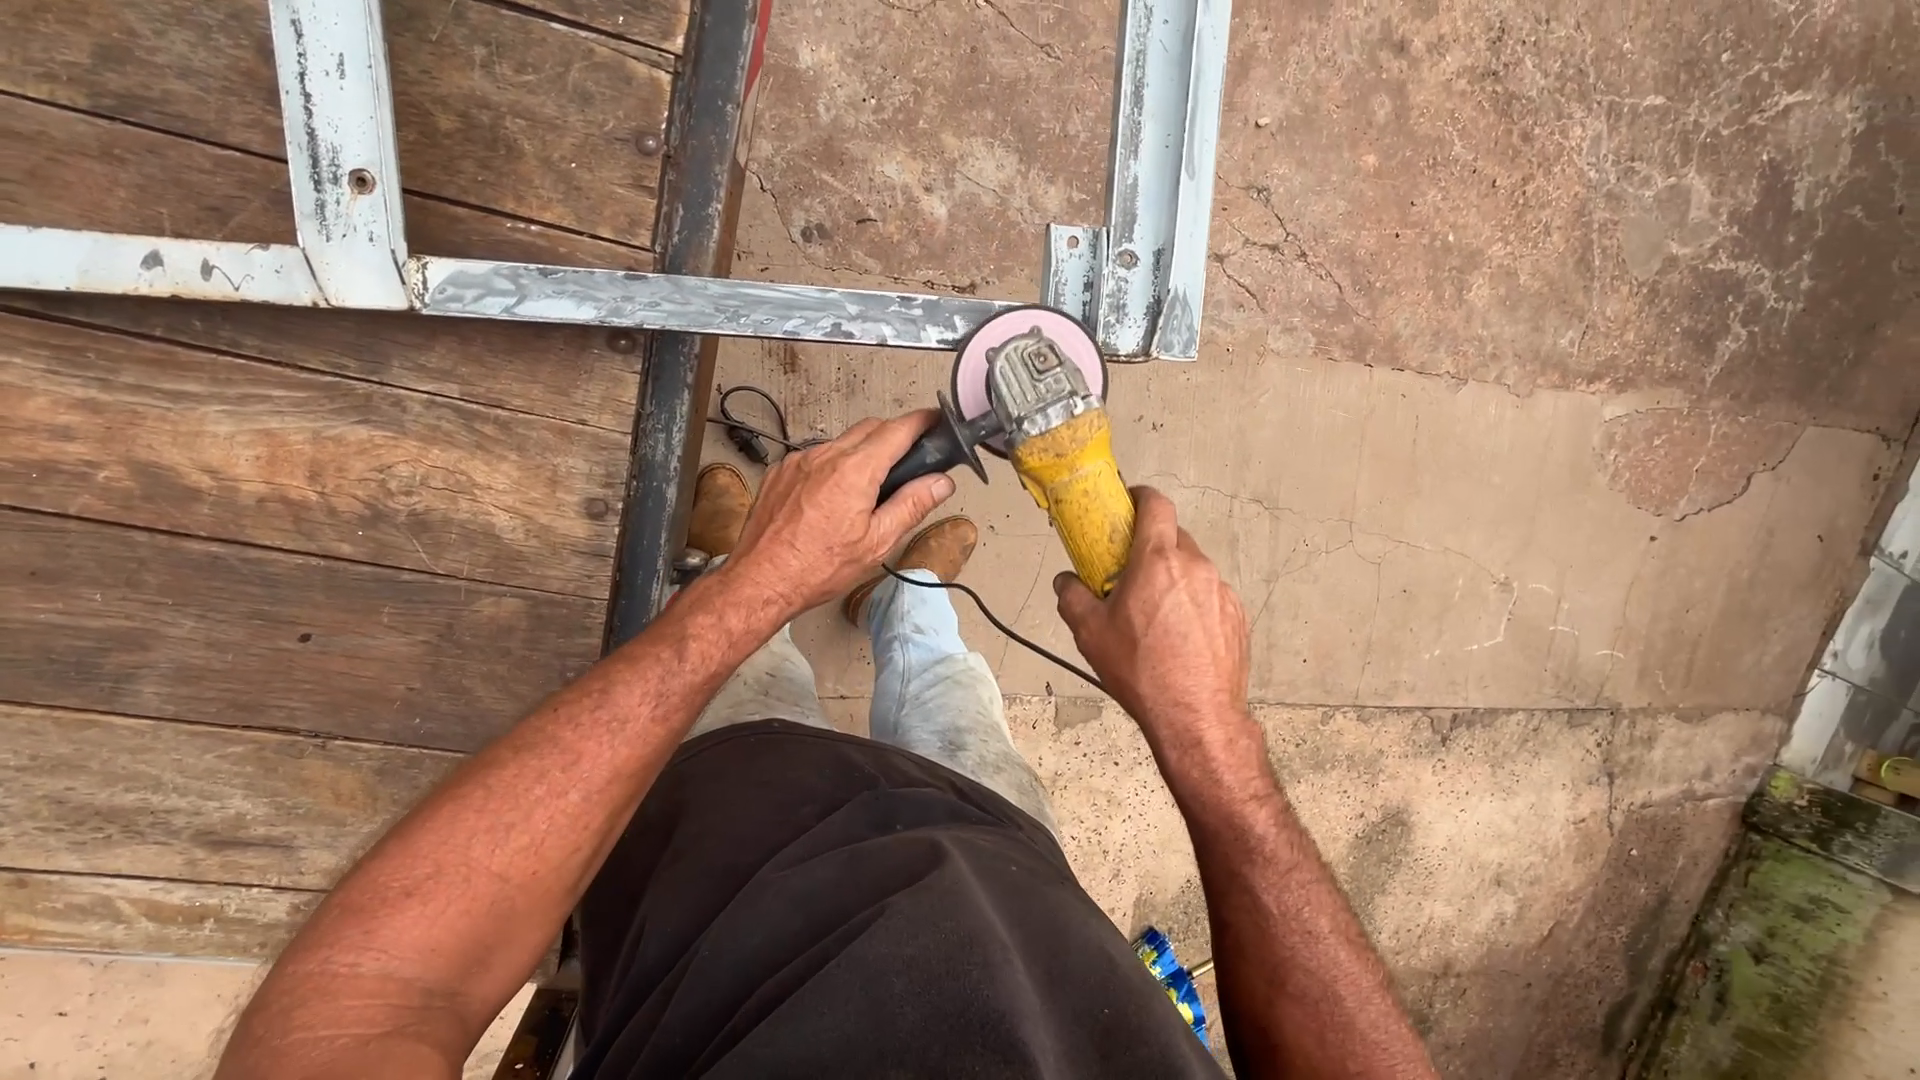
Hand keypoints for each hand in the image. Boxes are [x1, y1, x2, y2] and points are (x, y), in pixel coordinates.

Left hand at [723, 410, 956, 618]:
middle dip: (893, 436)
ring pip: (840, 442)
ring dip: (860, 453)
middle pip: (869, 428)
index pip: (897, 429)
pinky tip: (831, 498)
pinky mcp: (780, 471)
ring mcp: (798, 461)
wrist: (761, 580)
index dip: (921, 421)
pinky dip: (831, 466)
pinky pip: (814, 457)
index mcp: (854, 471)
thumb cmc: (816, 568)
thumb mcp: (877, 542)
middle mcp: (824, 456)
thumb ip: (912, 505)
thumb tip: (940, 483)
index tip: (934, 420)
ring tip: (866, 490)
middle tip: (908, 460)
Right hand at [1054, 487, 1251, 743]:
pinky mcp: (1237, 617)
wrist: (1195, 716)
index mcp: (1158, 560)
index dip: (1141, 497)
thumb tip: (1066, 582)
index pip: (1156, 504)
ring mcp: (1222, 591)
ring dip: (1173, 579)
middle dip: (1151, 547)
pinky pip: (1210, 597)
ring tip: (1155, 616)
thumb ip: (1072, 597)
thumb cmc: (1139, 669)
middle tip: (1130, 575)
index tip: (1128, 504)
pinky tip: (1181, 638)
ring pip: (1193, 569)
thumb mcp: (1089, 633)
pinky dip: (1194, 605)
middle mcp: (1196, 566)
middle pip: (1174, 537)